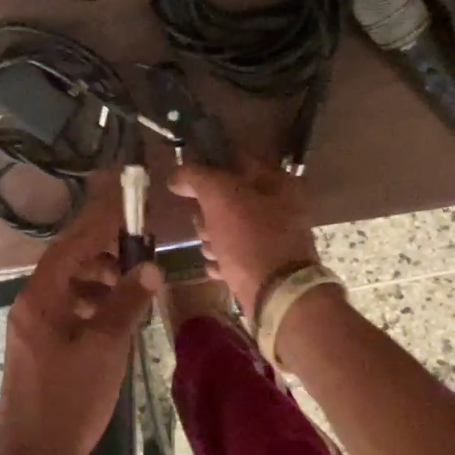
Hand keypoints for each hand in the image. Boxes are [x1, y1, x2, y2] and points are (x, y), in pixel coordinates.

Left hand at [0, 182, 162, 454]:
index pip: (69, 245)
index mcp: (39, 297)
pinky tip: (116, 320)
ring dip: (99, 281)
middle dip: (101, 253)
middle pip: (66, 263)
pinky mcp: (39, 349)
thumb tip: (149, 266)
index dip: (98, 225)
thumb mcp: (104, 348)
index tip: (126, 209)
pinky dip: (92, 306)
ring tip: (132, 288)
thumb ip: (126, 303)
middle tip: (137, 251)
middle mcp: (30, 305)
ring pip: (68, 288)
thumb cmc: (68, 400)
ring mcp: (32, 328)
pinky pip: (67, 312)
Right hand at [169, 151, 317, 314]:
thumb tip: (176, 175)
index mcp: (275, 181)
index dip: (206, 164)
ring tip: (213, 251)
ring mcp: (272, 236)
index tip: (185, 180)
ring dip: (211, 239)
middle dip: (206, 213)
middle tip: (203, 224)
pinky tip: (217, 267)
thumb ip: (196, 176)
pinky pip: (233, 254)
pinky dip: (222, 260)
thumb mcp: (219, 196)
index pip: (234, 158)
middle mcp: (278, 205)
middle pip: (227, 197)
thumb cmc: (250, 238)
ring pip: (227, 227)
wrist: (278, 296)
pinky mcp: (265, 264)